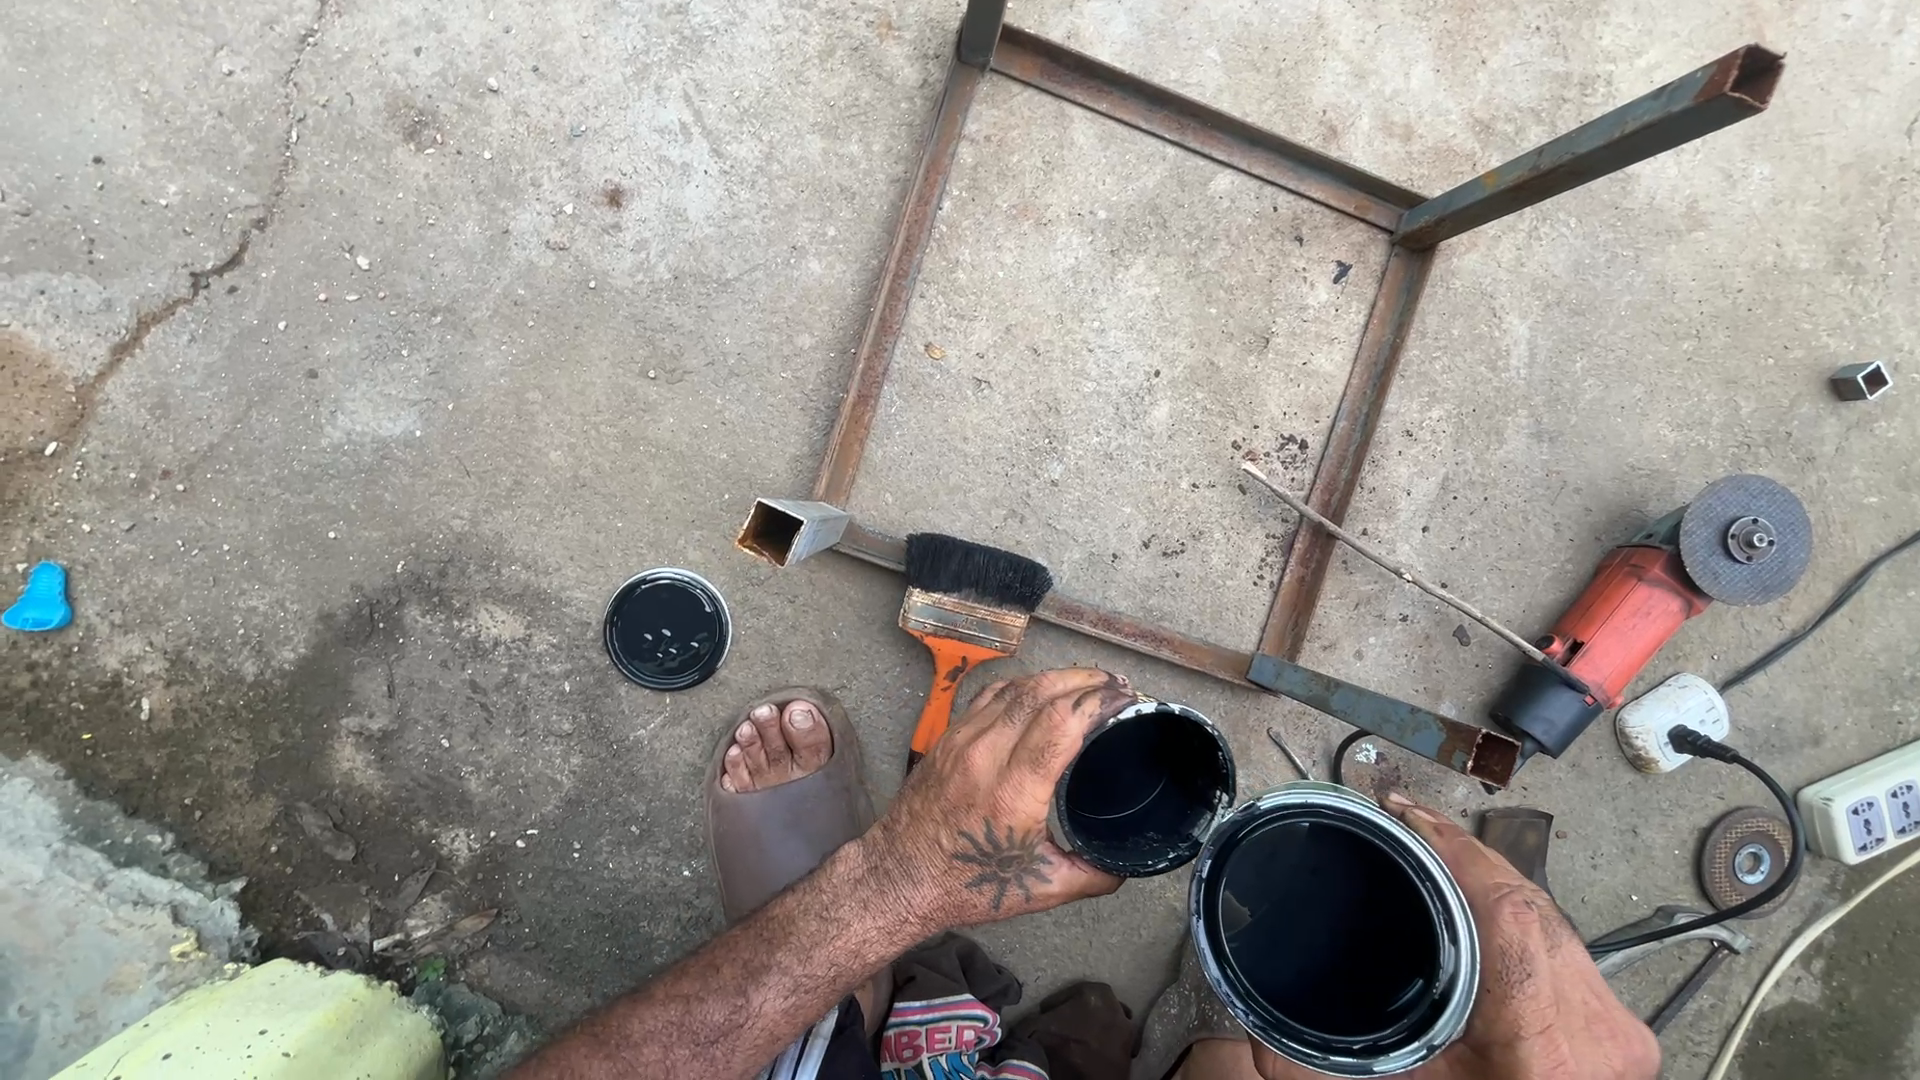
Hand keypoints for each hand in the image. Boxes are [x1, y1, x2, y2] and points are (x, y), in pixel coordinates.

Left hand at [860, 669, 1132, 929]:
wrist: (900, 876)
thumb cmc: (968, 884)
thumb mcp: (1043, 889)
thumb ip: (1095, 874)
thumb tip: (1129, 860)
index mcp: (1013, 792)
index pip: (1061, 722)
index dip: (1098, 701)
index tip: (1125, 699)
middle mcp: (986, 755)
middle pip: (1041, 692)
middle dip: (1085, 680)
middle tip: (1116, 685)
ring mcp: (962, 739)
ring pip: (1015, 687)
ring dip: (1056, 677)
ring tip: (1087, 682)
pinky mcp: (948, 735)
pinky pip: (990, 694)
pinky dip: (1023, 685)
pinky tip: (1042, 689)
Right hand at [1249, 793, 1659, 1079]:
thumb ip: (1334, 1063)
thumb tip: (1263, 1025)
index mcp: (1544, 1046)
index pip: (1511, 913)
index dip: (1458, 851)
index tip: (1407, 816)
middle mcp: (1597, 1028)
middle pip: (1530, 901)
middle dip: (1465, 850)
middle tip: (1407, 817)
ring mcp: (1619, 1026)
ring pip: (1551, 914)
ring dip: (1491, 872)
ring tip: (1436, 842)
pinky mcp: (1623, 1025)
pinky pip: (1565, 938)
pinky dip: (1518, 903)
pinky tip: (1482, 888)